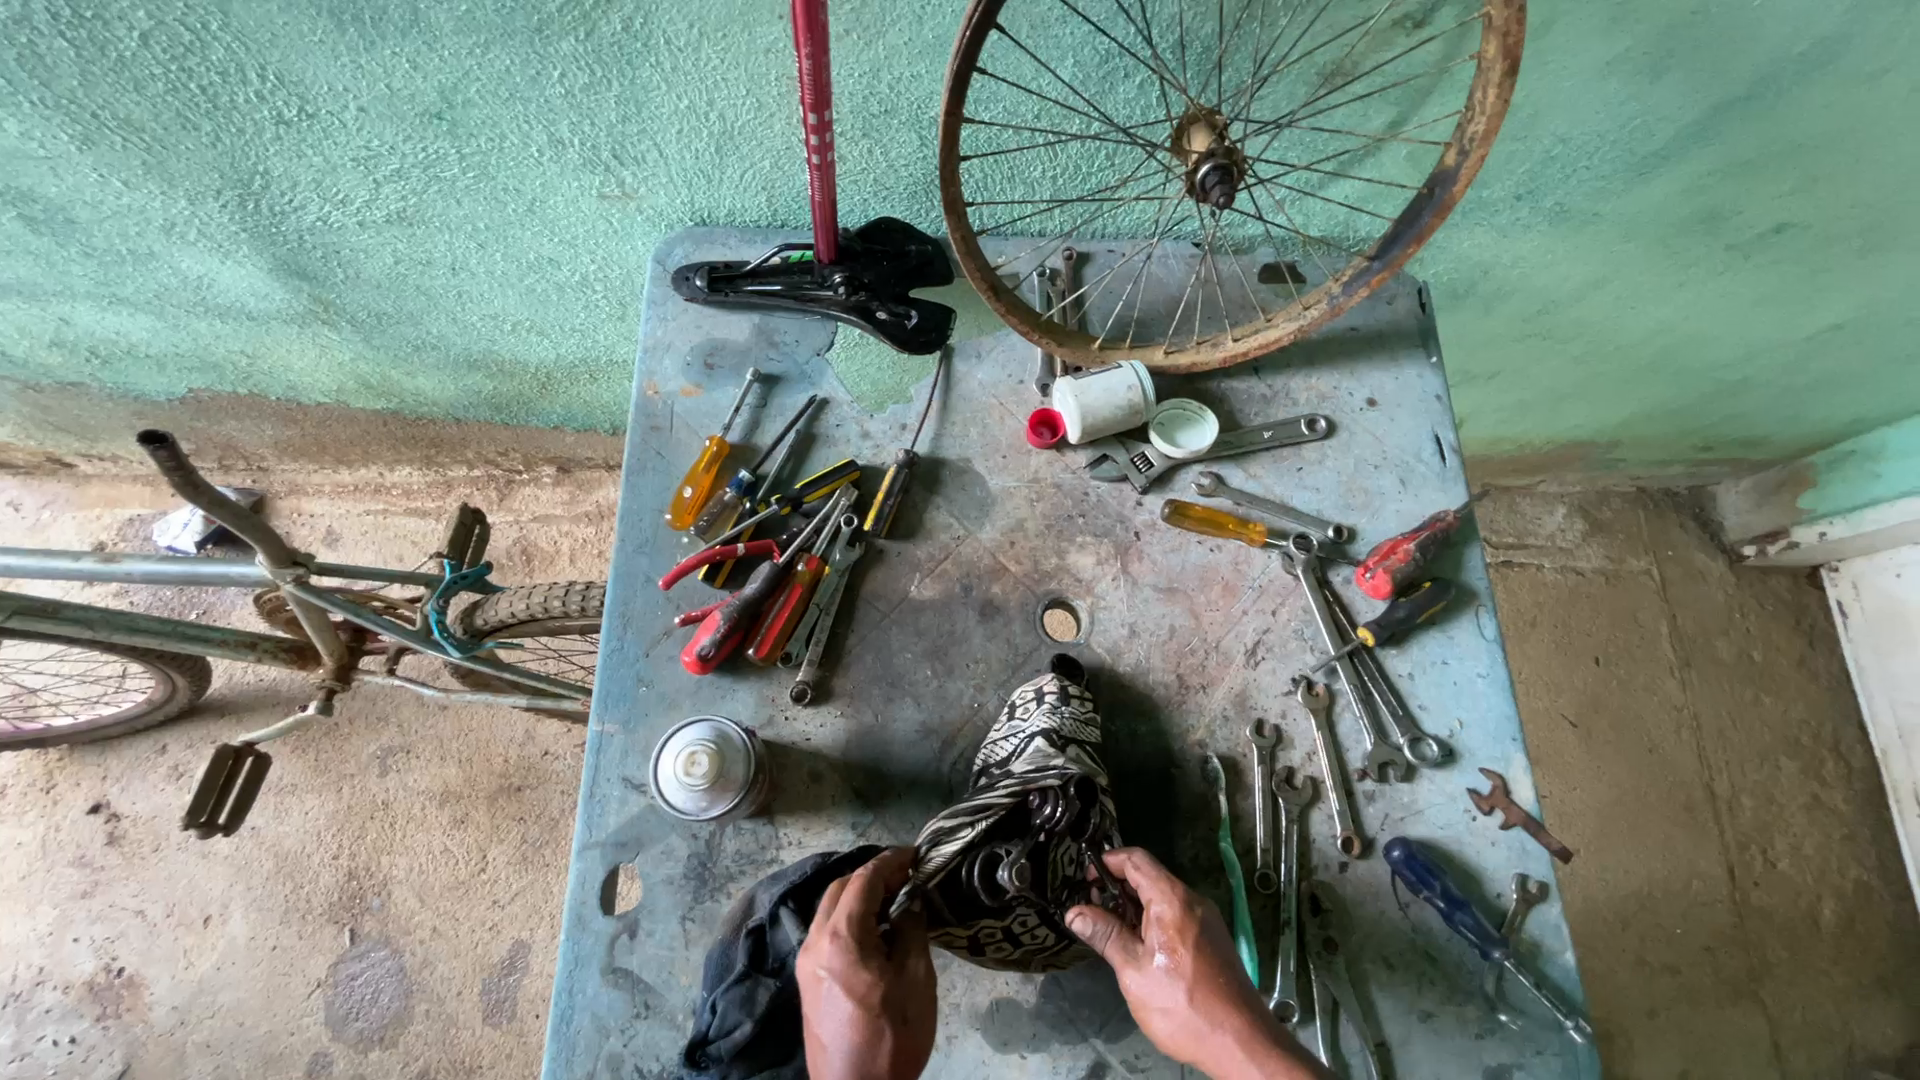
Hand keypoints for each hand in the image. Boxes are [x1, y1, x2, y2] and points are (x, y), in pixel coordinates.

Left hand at [798, 846, 937, 1079]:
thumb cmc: (891, 1037)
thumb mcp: (915, 980)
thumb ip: (912, 930)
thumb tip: (911, 902)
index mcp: (841, 936)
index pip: (864, 879)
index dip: (891, 861)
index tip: (916, 855)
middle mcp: (815, 941)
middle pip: (841, 888)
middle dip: (873, 875)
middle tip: (907, 876)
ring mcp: (806, 962)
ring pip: (830, 909)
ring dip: (860, 895)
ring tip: (895, 899)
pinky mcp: (807, 981)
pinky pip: (826, 932)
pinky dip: (850, 918)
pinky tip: (875, 929)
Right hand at [1066, 848, 1328, 1079]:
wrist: (1240, 1044)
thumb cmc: (1182, 1005)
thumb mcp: (1134, 971)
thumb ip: (1105, 935)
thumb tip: (1074, 911)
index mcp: (1172, 899)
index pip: (1136, 859)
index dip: (1107, 862)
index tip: (1085, 880)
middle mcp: (1192, 900)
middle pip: (1149, 875)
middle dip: (1118, 887)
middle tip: (1093, 911)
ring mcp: (1205, 919)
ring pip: (1162, 897)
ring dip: (1134, 906)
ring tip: (1112, 932)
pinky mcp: (1211, 938)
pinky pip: (1176, 914)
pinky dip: (1153, 919)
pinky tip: (1140, 947)